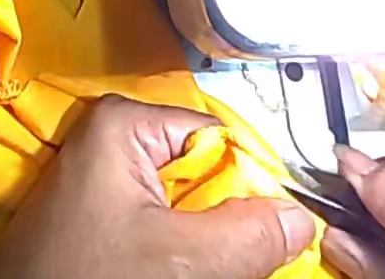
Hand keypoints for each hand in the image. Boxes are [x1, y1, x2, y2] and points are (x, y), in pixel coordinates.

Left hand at [0, 96, 316, 278]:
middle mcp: (112, 136)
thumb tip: (299, 216)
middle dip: (222, 213)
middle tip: (234, 256)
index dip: (248, 177)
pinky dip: (175, 246)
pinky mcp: (97, 209)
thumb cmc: (85, 277)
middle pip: (197, 168)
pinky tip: (170, 265)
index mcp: (124, 122)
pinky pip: (155, 217)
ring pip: (180, 200)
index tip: (276, 221)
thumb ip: (243, 235)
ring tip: (199, 262)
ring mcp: (102, 173)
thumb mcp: (175, 261)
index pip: (212, 135)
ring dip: (201, 236)